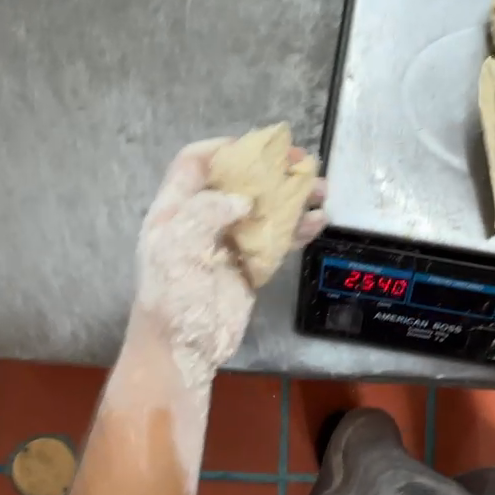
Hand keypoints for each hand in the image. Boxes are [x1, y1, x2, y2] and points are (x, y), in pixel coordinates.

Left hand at [131, 138, 326, 386]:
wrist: (183, 349)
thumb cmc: (172, 297)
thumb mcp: (177, 246)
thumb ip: (206, 211)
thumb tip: (242, 199)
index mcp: (175, 211)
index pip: (195, 163)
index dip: (224, 148)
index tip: (260, 145)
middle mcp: (201, 222)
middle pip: (237, 183)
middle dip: (269, 170)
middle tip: (302, 163)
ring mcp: (227, 246)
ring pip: (263, 210)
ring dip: (292, 198)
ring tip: (322, 190)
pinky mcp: (249, 269)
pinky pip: (276, 242)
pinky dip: (297, 230)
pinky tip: (317, 223)